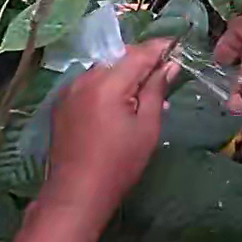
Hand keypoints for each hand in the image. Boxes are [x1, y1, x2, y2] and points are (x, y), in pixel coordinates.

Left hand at [42, 40, 178, 217]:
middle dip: (143, 59)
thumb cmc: (119, 163)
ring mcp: (70, 90)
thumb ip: (157, 90)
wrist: (75, 195)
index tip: (178, 45)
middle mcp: (85, 79)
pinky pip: (91, 82)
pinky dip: (108, 84)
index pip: (139, 53)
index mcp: (107, 83)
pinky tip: (120, 101)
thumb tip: (170, 65)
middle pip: (120, 57)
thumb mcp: (147, 127)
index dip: (161, 47)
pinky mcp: (63, 103)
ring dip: (125, 72)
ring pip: (105, 68)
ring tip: (145, 89)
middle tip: (166, 70)